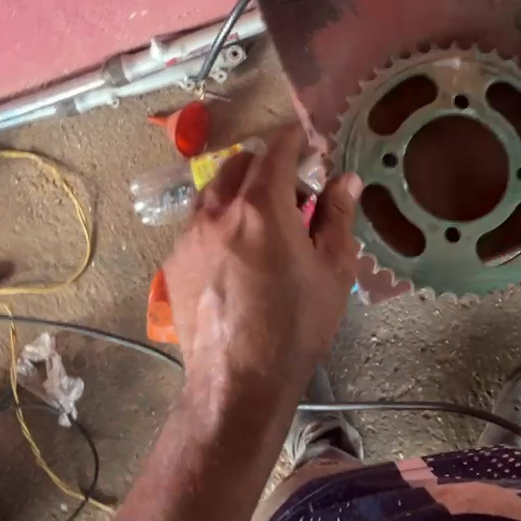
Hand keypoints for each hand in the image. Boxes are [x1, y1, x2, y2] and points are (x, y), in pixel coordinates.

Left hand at [159, 126, 360, 419]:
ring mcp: (190, 236)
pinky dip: (217, 222)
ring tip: (259, 222)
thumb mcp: (333, 271)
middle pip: (239, 164)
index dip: (293, 138)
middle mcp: (219, 211)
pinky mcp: (174, 261)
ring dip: (237, 191)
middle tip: (289, 192)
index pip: (277, 151)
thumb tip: (346, 179)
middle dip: (265, 165)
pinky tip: (234, 255)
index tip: (305, 138)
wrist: (237, 382)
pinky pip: (196, 224)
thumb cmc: (296, 325)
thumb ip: (338, 216)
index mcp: (262, 207)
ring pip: (212, 192)